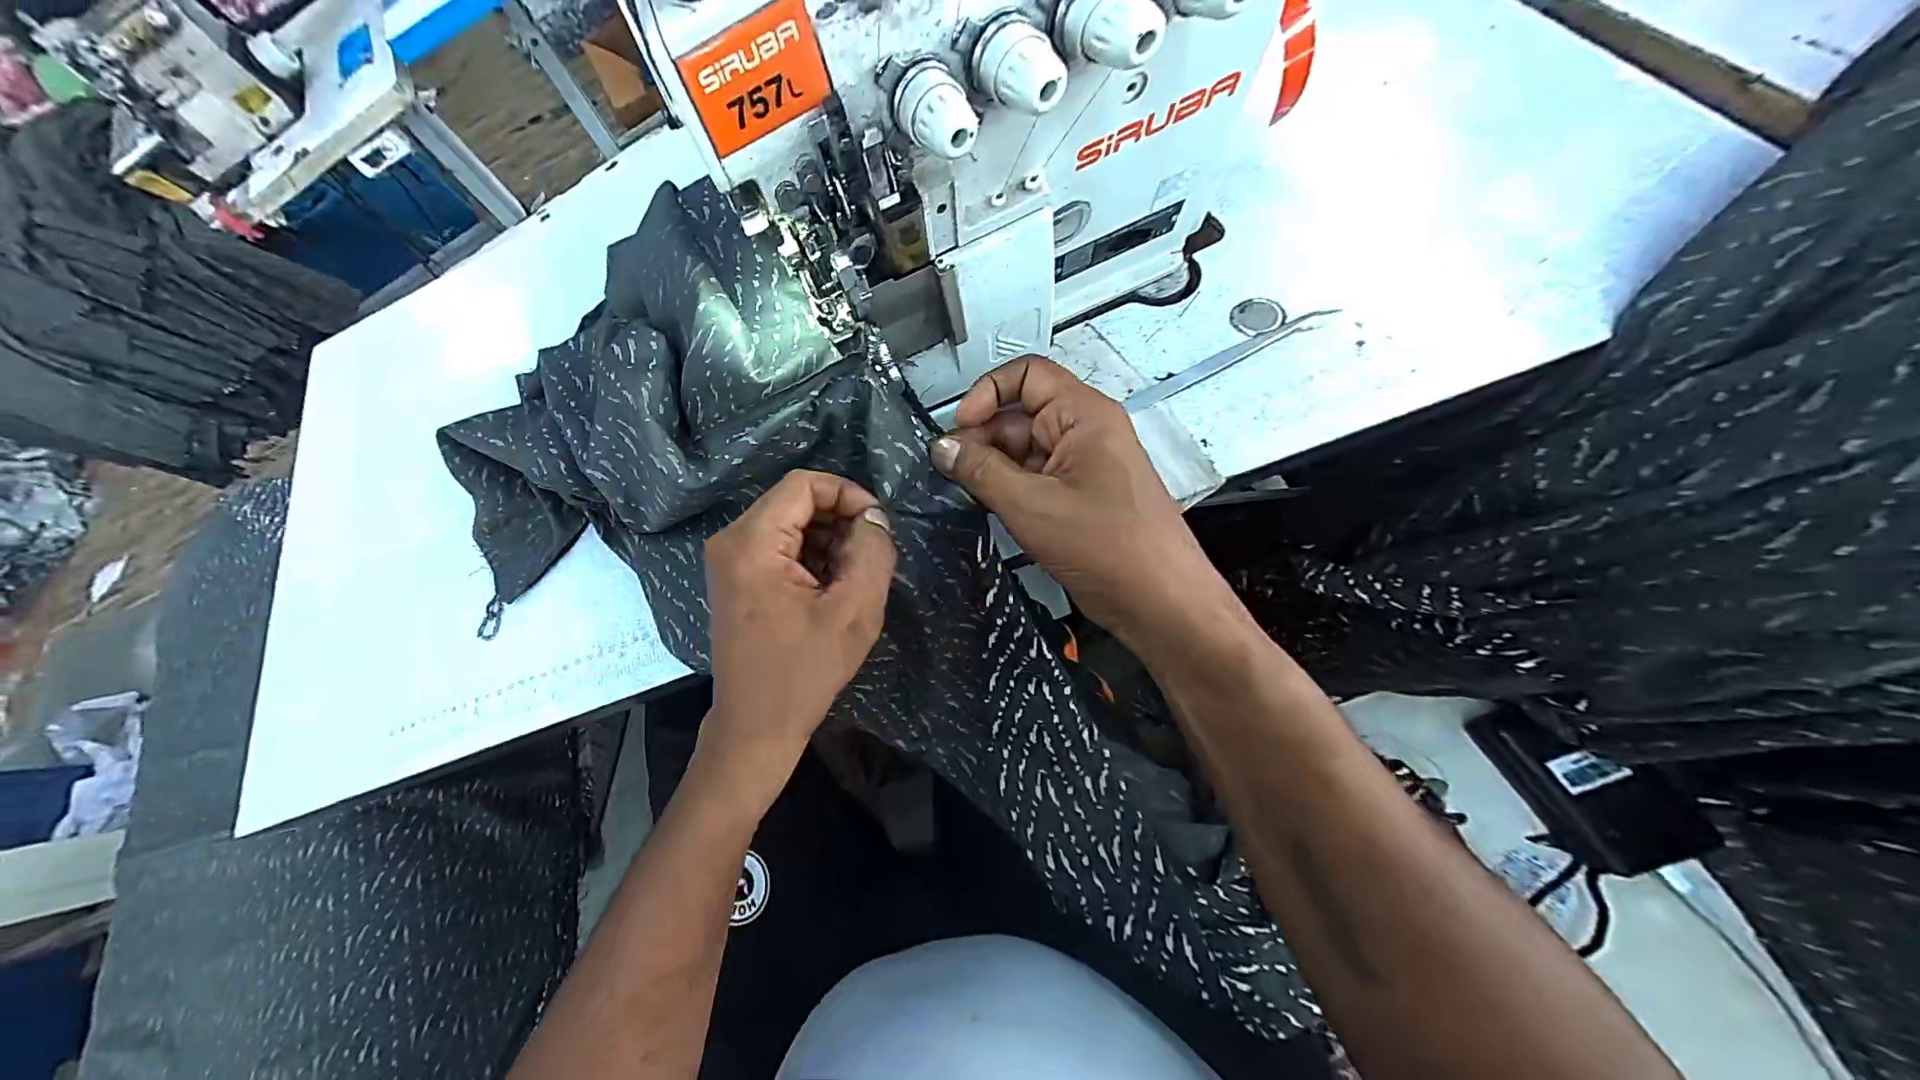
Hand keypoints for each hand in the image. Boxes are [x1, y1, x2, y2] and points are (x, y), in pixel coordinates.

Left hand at [700, 470, 896, 806]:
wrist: (756, 725)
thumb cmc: (804, 673)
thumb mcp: (854, 612)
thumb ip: (872, 553)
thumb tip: (875, 518)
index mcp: (751, 544)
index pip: (804, 484)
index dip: (848, 494)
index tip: (878, 526)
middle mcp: (731, 541)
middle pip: (795, 501)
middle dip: (840, 520)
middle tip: (869, 556)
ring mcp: (729, 559)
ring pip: (790, 522)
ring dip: (829, 539)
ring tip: (853, 576)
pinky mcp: (736, 577)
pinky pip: (779, 545)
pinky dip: (811, 555)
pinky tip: (831, 587)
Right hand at [929, 356, 1237, 658]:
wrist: (1156, 599)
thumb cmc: (1111, 546)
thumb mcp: (1030, 504)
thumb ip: (980, 471)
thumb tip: (944, 448)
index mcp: (1084, 415)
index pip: (1027, 375)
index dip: (987, 393)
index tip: (960, 427)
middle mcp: (1085, 433)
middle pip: (1020, 416)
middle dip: (983, 439)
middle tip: (953, 470)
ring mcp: (1083, 466)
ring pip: (1024, 451)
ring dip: (993, 469)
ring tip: (972, 494)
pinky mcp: (1078, 498)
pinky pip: (1035, 479)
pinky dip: (1010, 490)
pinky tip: (992, 509)